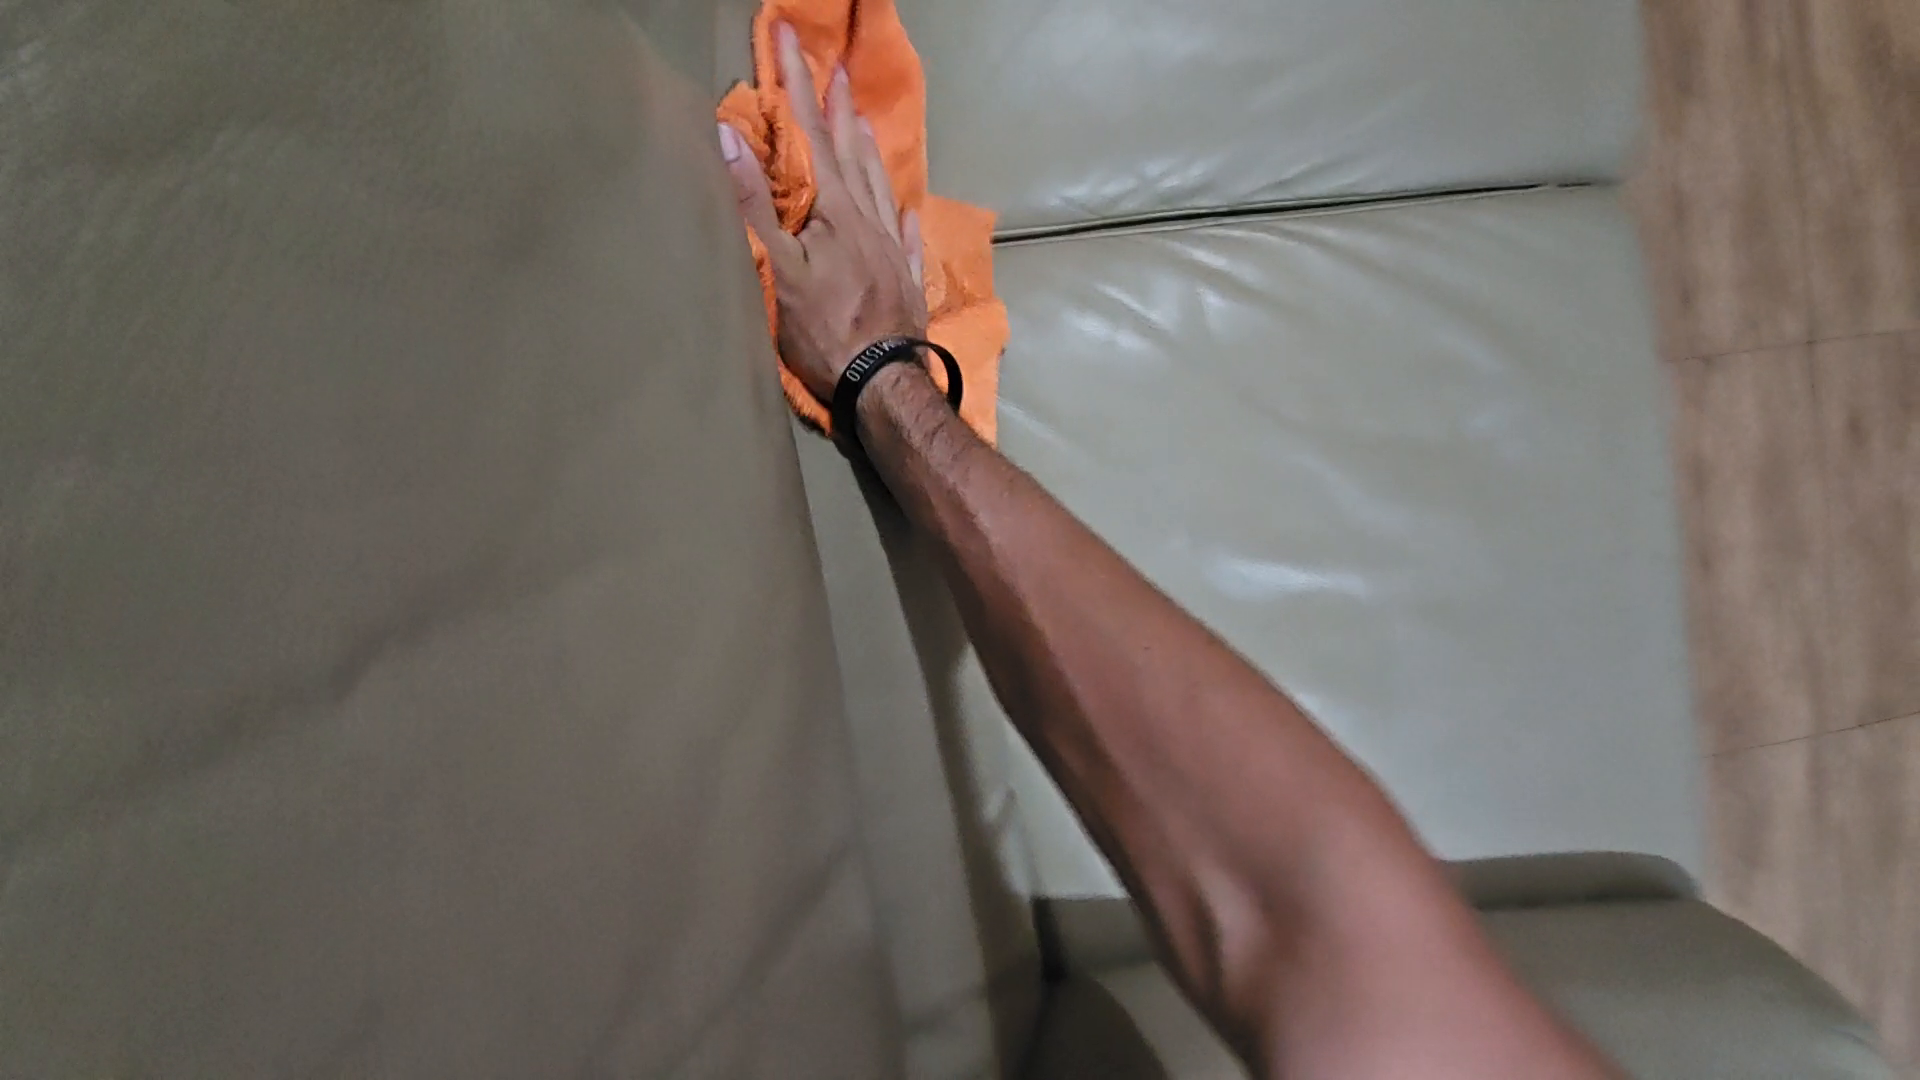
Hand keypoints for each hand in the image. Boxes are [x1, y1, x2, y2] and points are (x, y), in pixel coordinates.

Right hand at [719, 22, 927, 403]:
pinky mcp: (907, 284)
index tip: (787, 36)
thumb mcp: (781, 271)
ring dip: (868, 152)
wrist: (883, 382)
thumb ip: (756, 207)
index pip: (812, 135)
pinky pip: (908, 241)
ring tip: (863, 122)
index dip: (797, 84)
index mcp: (836, 214)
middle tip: (838, 69)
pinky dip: (904, 220)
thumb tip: (729, 140)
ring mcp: (893, 253)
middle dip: (839, 109)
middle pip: (851, 155)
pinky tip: (906, 208)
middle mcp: (869, 224)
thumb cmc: (827, 332)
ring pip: (880, 189)